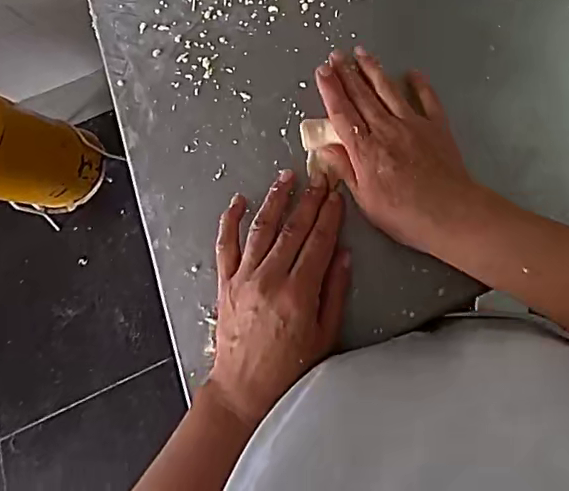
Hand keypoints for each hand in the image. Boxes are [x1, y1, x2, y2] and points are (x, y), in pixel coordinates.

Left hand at [207, 169, 352, 426]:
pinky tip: (239, 200)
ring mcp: (244, 277)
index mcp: (298, 294)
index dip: (329, 216)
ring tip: (286, 177)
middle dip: (308, 200)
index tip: (336, 196)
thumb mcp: (324, 336)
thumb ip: (335, 292)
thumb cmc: (288, 370)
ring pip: (262, 228)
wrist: (243, 391)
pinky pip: (226, 243)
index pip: (318, 242)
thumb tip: (343, 254)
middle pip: (293, 229)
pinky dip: (231, 219)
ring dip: (275, 199)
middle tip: (318, 178)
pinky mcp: (225, 280)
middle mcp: (270, 279)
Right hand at [312, 48, 482, 253]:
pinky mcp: (436, 127)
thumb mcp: (366, 200)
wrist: (454, 216)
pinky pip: (426, 99)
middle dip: (346, 72)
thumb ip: (345, 169)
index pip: (342, 112)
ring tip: (361, 53)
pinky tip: (412, 73)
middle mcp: (386, 129)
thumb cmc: (407, 216)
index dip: (330, 89)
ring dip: (373, 69)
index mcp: (365, 149)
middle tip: (336, 55)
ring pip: (388, 90)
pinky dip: (419, 84)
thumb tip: (324, 148)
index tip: (322, 72)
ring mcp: (412, 124)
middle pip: (361, 95)